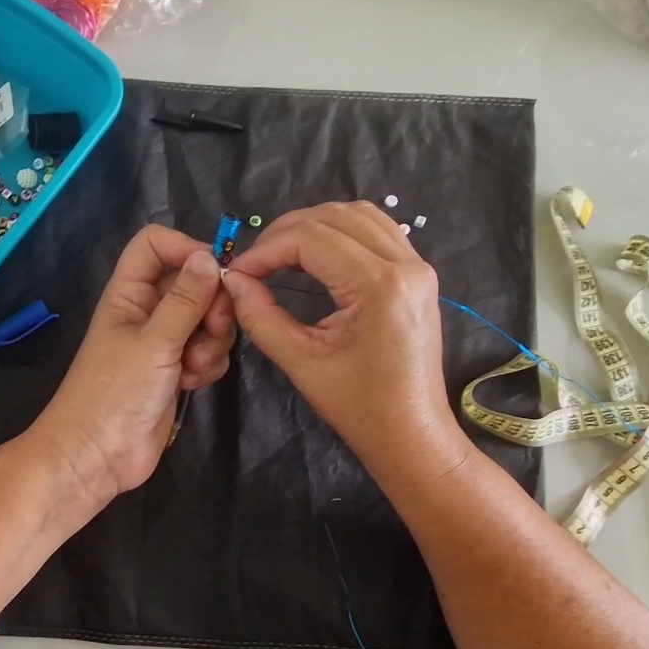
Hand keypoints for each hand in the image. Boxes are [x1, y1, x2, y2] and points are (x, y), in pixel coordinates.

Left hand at [29, 225, 235, 509]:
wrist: (96, 456)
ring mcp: (163, 342)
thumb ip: (185, 300)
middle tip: (211, 330)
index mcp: (129, 292)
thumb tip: (209, 257)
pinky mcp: (176, 371)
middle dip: (212, 306)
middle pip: (193, 282)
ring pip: (207, 319)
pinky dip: (207, 365)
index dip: (187, 249)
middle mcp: (147, 311)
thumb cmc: (114, 393)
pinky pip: (207, 351)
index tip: (216, 273)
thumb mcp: (154, 342)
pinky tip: (191, 384)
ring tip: (192, 367)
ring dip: (212, 341)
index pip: (156, 244)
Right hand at [222, 202, 473, 481]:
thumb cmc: (358, 407)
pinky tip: (316, 256)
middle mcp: (405, 264)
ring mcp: (418, 266)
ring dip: (314, 225)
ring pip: (359, 214)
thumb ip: (260, 315)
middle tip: (253, 263)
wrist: (411, 434)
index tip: (236, 272)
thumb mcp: (300, 361)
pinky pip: (377, 231)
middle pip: (335, 216)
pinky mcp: (418, 276)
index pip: (311, 239)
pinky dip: (340, 232)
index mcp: (379, 285)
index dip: (266, 250)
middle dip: (286, 232)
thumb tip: (231, 280)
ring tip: (280, 254)